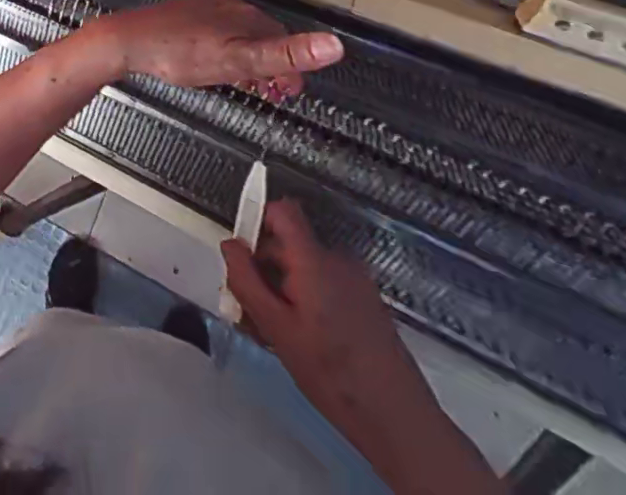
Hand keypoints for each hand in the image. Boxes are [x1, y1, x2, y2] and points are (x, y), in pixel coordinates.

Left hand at [86, 0, 342, 97]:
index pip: (285, 40)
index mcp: (246, 16)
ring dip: (249, 60)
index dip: (291, 69)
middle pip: (264, 37)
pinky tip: (214, 65)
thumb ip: (284, 55)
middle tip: (271, 92)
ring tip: (245, 83)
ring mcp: (206, 10)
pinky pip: (218, 34)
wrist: (128, 42)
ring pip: (240, 36)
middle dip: (272, 65)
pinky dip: (226, 52)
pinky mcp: (188, 17)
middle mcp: (228, 7)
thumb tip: (330, 45)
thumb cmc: (175, 52)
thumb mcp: (237, 61)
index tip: (290, 91)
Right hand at [221, 200, 400, 409]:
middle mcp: (337, 259)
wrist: (395, 415)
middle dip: (263, 268)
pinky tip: (298, 338)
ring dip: (281, 289)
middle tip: (247, 309)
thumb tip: (230, 244)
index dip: (257, 222)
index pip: (283, 211)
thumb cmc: (329, 370)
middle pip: (289, 244)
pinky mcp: (364, 299)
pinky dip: (304, 299)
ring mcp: (355, 279)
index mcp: (314, 260)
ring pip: (304, 268)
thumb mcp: (275, 327)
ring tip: (271, 332)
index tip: (242, 257)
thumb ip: (246, 280)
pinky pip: (323, 283)